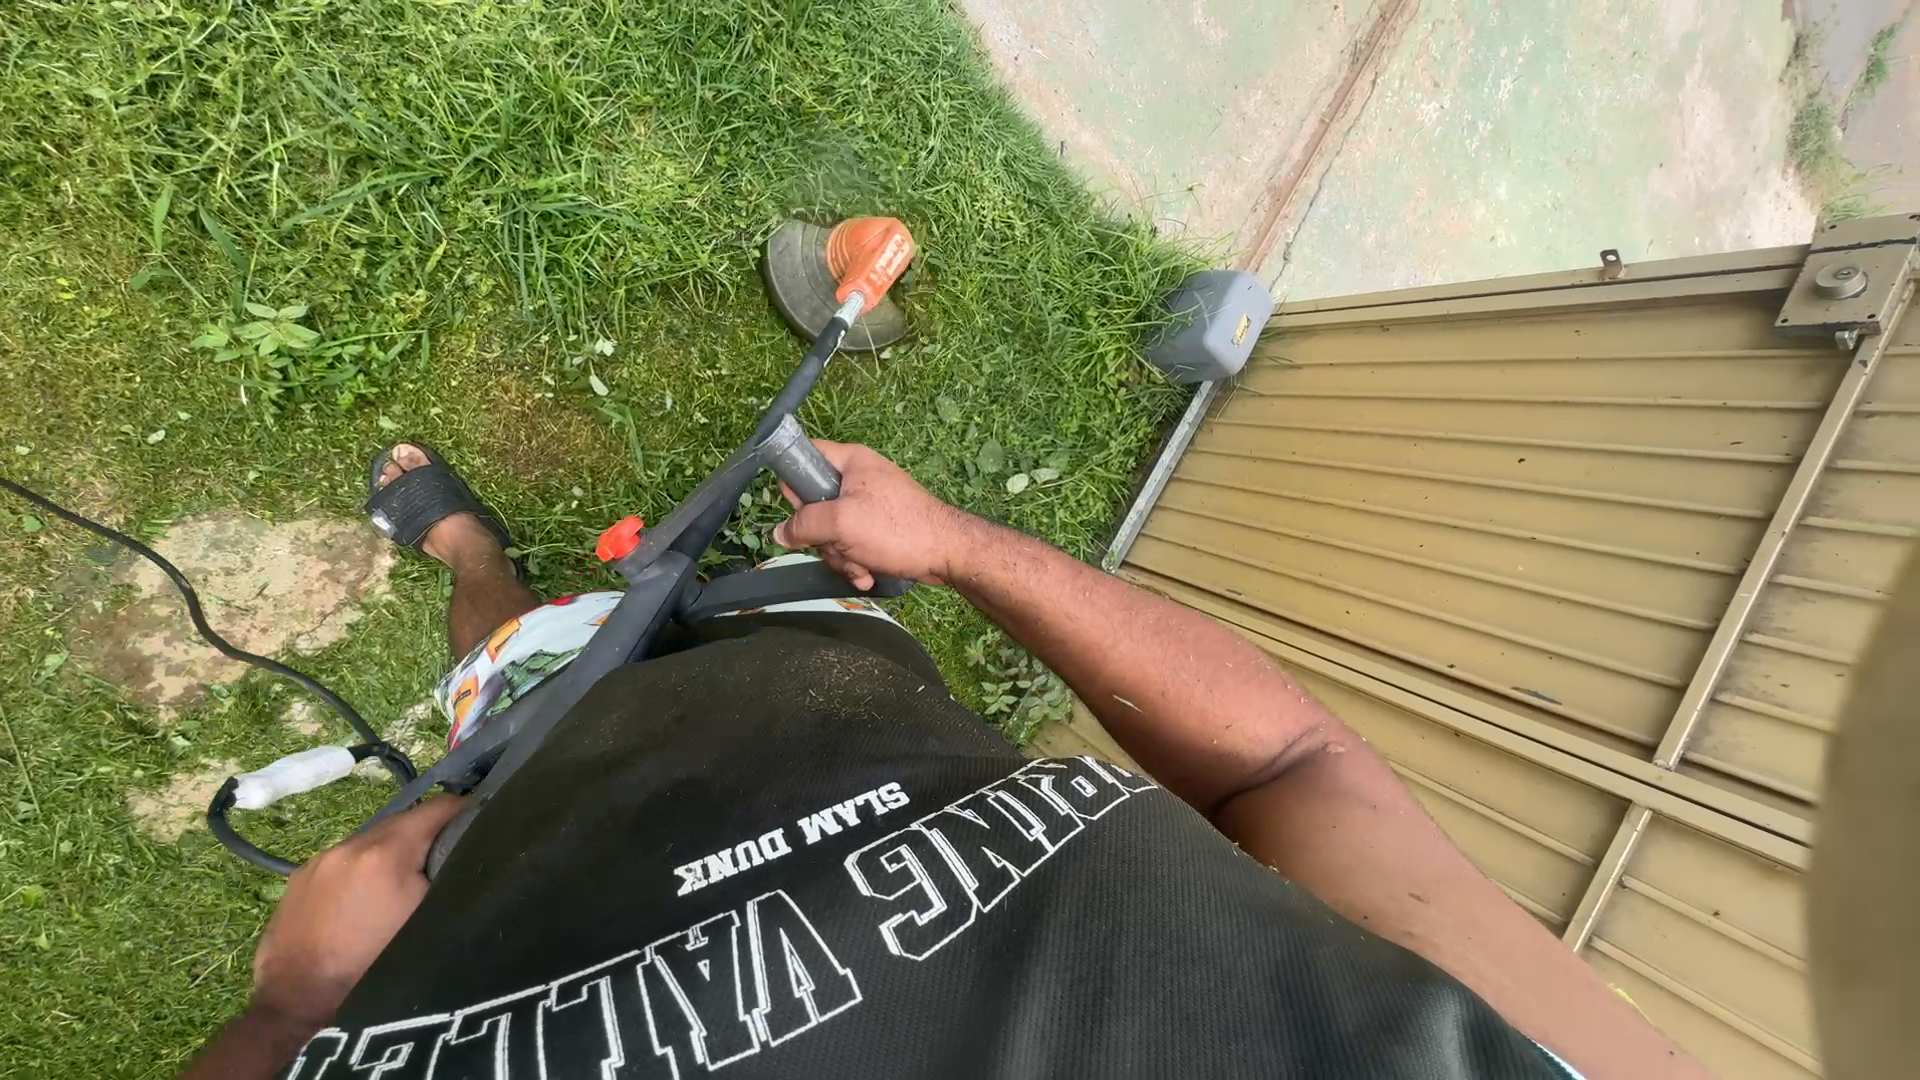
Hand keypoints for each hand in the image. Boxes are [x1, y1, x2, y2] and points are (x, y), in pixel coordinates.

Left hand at [250, 796, 466, 1029]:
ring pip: (375, 839)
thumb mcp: (430, 914)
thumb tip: (472, 847)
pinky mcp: (297, 880)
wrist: (296, 1008)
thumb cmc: (376, 962)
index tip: (484, 827)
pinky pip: (347, 859)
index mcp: (386, 849)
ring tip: (407, 882)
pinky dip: (365, 867)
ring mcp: (319, 860)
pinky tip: (367, 898)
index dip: (468, 812)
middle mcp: (350, 844)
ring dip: (396, 851)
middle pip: (406, 820)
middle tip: (449, 859)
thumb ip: (451, 871)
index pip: (440, 806)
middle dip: (431, 833)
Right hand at [772, 440, 968, 589]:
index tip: (803, 511)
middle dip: (824, 537)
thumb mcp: (841, 523)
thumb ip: (804, 524)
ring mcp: (871, 503)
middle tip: (839, 547)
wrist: (947, 552)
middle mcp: (859, 477)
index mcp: (851, 461)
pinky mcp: (880, 526)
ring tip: (860, 567)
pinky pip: (853, 542)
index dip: (796, 485)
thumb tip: (780, 533)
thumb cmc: (896, 528)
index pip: (805, 457)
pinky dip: (857, 561)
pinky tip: (867, 575)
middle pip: (816, 504)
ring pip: (833, 529)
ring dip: (841, 556)